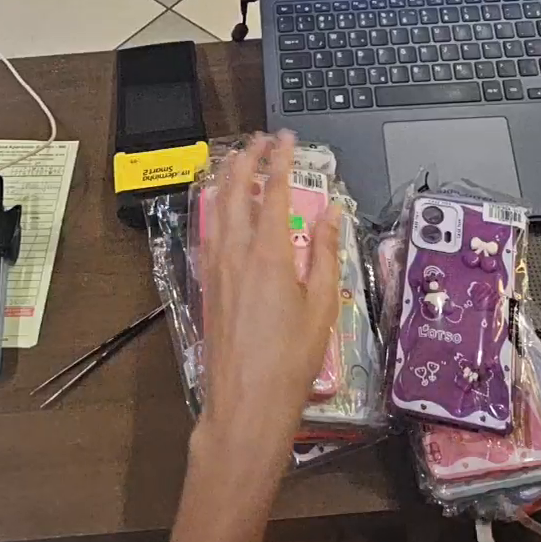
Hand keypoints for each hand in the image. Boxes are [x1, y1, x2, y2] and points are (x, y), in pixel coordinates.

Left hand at [194, 132, 342, 466]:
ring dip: (227, 178)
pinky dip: (216, 206)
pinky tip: (220, 207)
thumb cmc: (291, 359)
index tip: (285, 138)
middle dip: (247, 159)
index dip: (281, 159)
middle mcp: (237, 251)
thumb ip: (327, 253)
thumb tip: (333, 213)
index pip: (275, 190)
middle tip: (259, 141)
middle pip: (237, 190)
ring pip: (217, 207)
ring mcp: (216, 266)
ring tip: (237, 160)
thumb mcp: (322, 305)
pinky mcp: (207, 282)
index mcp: (270, 253)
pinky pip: (209, 230)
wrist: (246, 403)